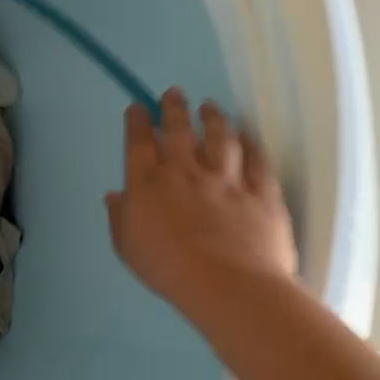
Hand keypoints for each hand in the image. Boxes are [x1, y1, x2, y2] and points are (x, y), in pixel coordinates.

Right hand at [106, 88, 296, 311]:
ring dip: (214, 120)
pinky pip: (258, 163)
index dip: (137, 121)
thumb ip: (120, 217)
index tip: (139, 107)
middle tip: (175, 92)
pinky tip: (248, 136)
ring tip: (211, 107)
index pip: (138, 141)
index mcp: (146, 182)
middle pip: (179, 131)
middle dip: (174, 109)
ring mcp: (226, 181)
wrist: (230, 287)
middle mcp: (184, 172)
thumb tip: (117, 196)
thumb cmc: (167, 267)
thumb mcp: (127, 245)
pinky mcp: (263, 196)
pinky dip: (252, 146)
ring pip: (220, 139)